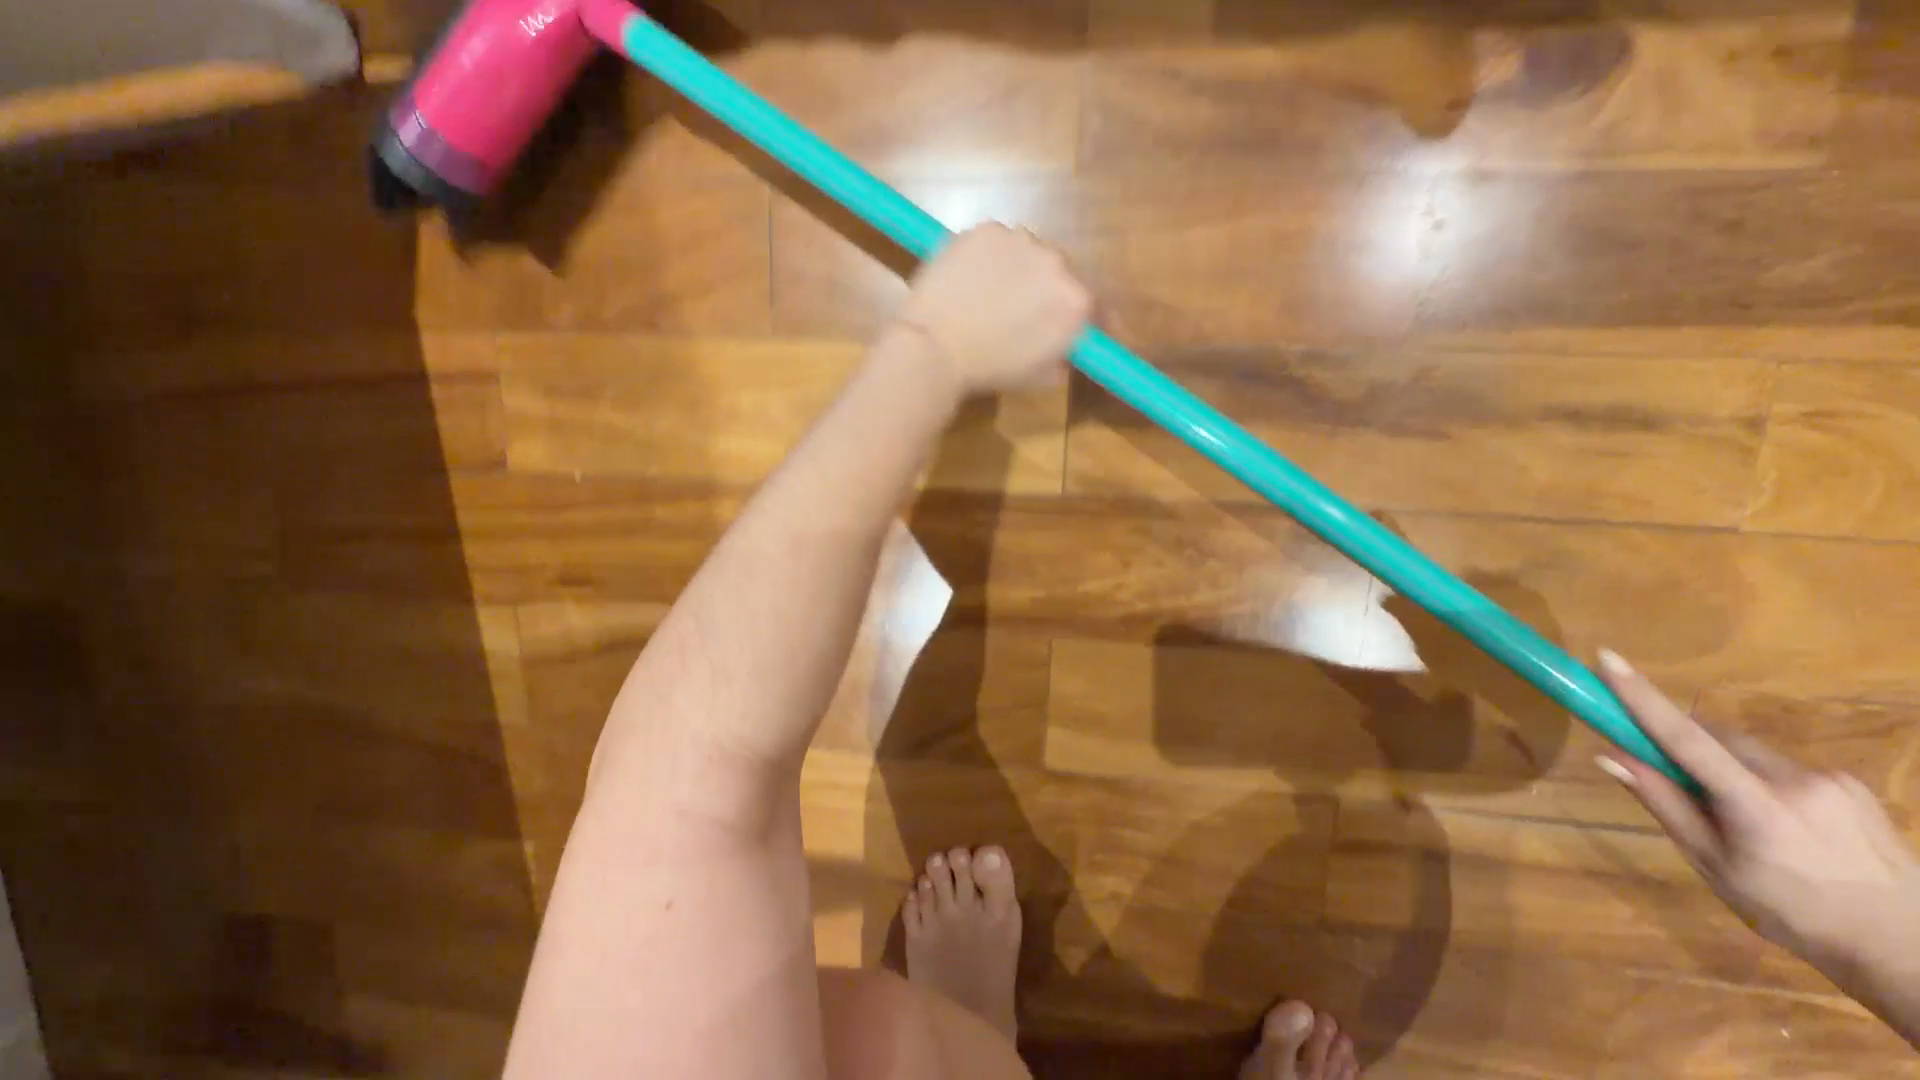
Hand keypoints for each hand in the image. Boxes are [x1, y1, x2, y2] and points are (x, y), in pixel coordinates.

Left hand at [888, 223, 1092, 394]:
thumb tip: (1067, 351)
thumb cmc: (990, 368)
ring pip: (1028, 252)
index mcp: (1077, 301)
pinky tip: (971, 278)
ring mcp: (1021, 239)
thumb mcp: (1042, 376)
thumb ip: (1066, 357)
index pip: (1096, 304)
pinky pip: (997, 241)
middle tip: (1023, 309)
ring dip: (1019, 268)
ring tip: (992, 292)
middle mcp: (1057, 261)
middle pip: (1062, 271)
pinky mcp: (987, 228)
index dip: (1087, 316)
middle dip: (1047, 289)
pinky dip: (989, 256)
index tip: (1078, 325)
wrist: (934, 347)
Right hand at [1596, 649, 1919, 976]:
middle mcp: (1794, 778)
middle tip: (1671, 781)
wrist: (1902, 944)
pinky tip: (1782, 827)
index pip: (1683, 739)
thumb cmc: (1790, 912)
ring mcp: (1829, 778)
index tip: (1607, 659)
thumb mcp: (1714, 864)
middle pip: (1714, 739)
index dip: (1640, 697)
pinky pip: (1782, 768)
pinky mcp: (1849, 783)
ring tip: (1740, 823)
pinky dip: (1760, 782)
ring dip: (1725, 770)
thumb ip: (1664, 804)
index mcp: (1755, 805)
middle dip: (1684, 748)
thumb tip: (1609, 757)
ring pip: (1747, 753)